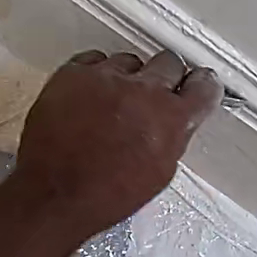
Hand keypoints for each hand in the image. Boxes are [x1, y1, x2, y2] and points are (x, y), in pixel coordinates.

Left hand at [11, 49, 222, 236]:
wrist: (54, 196)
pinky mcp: (72, 74)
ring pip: (127, 61)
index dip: (199, 86)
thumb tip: (173, 125)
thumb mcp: (157, 175)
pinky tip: (86, 97)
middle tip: (148, 97)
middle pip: (168, 63)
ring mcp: (106, 78)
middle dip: (163, 79)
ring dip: (124, 78)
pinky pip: (91, 61)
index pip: (203, 86)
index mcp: (171, 119)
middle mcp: (143, 91)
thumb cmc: (101, 196)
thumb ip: (172, 138)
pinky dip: (92, 76)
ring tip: (109, 104)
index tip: (195, 85)